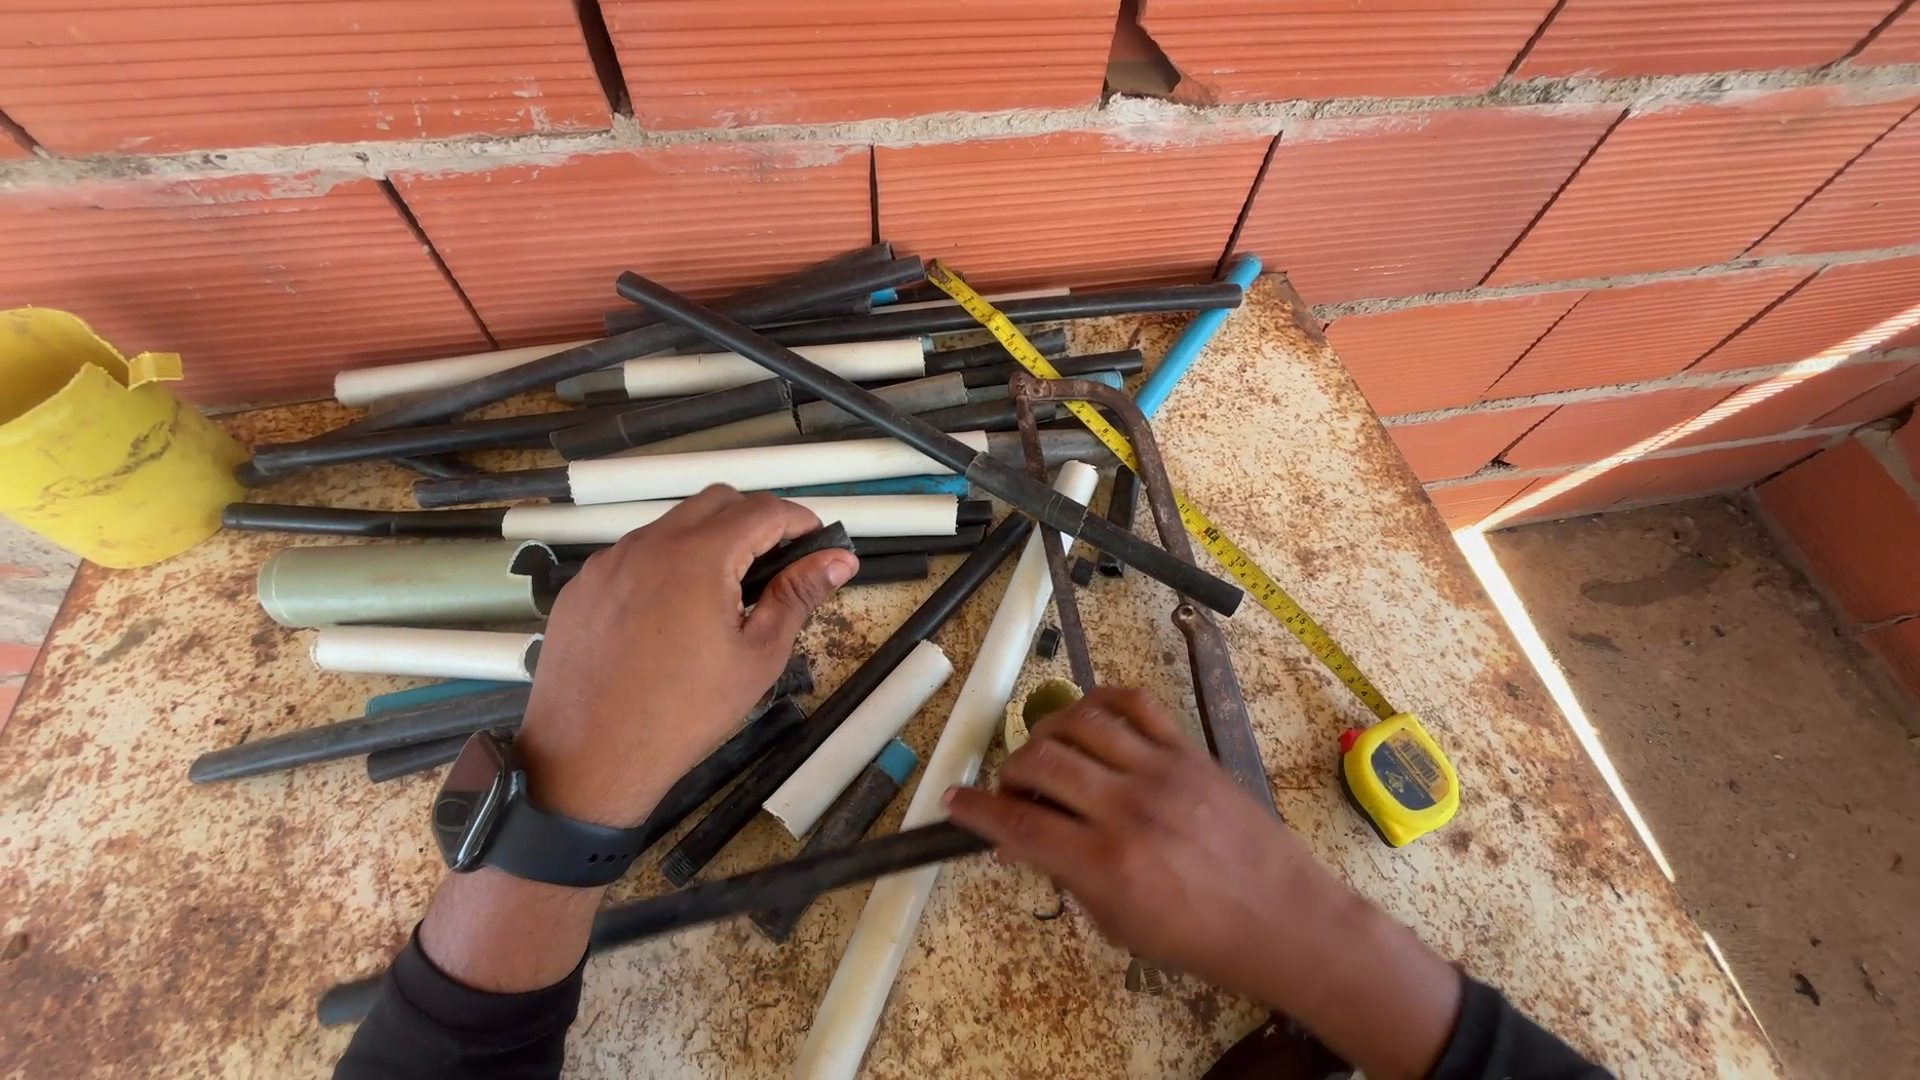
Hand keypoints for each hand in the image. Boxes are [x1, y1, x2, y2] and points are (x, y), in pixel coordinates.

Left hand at [514, 486, 856, 827]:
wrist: (589, 758)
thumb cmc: (686, 712)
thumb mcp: (758, 655)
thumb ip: (798, 595)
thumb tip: (840, 560)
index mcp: (699, 556)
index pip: (763, 510)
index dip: (799, 521)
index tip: (816, 543)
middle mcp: (650, 543)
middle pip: (718, 500)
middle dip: (756, 519)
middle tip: (777, 564)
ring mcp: (610, 561)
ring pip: (674, 523)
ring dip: (710, 537)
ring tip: (725, 591)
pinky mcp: (584, 584)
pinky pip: (636, 552)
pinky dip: (668, 561)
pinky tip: (674, 611)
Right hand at [944, 687, 1461, 1079]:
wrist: (1283, 918)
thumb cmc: (1200, 937)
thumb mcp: (1119, 925)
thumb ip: (1064, 875)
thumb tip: (1017, 838)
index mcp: (1109, 864)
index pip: (1020, 822)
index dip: (976, 809)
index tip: (954, 800)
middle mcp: (1129, 808)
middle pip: (1042, 761)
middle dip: (1010, 772)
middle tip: (1012, 789)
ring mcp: (1161, 770)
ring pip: (1080, 722)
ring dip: (1045, 733)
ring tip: (1045, 753)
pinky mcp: (1187, 749)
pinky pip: (1134, 702)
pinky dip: (1099, 699)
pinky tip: (1086, 716)